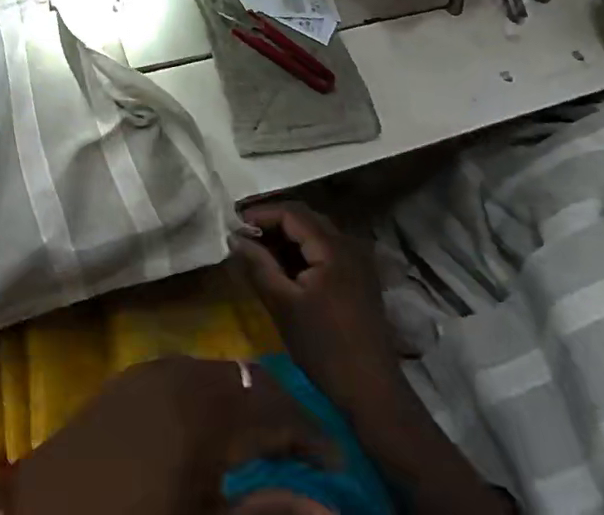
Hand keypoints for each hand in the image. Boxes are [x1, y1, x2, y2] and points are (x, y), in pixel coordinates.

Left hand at [0, 356, 336, 514]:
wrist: (44, 511)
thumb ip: (268, 513)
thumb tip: (328, 508)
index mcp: (203, 408)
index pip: (276, 407)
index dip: (312, 435)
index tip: (338, 467)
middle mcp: (178, 375)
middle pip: (247, 379)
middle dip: (281, 412)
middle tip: (307, 453)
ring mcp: (146, 374)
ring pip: (215, 374)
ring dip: (245, 401)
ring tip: (265, 442)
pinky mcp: (124, 383)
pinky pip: (183, 376)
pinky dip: (211, 397)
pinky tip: (212, 431)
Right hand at [229, 203, 401, 412]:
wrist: (371, 391)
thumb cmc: (323, 346)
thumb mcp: (281, 303)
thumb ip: (257, 264)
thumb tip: (234, 237)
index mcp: (332, 248)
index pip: (290, 213)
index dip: (259, 214)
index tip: (232, 225)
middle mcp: (348, 247)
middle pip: (304, 218)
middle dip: (271, 222)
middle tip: (241, 234)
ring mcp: (356, 263)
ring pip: (314, 234)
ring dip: (284, 237)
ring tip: (255, 250)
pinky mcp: (357, 280)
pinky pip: (324, 251)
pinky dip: (300, 252)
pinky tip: (281, 267)